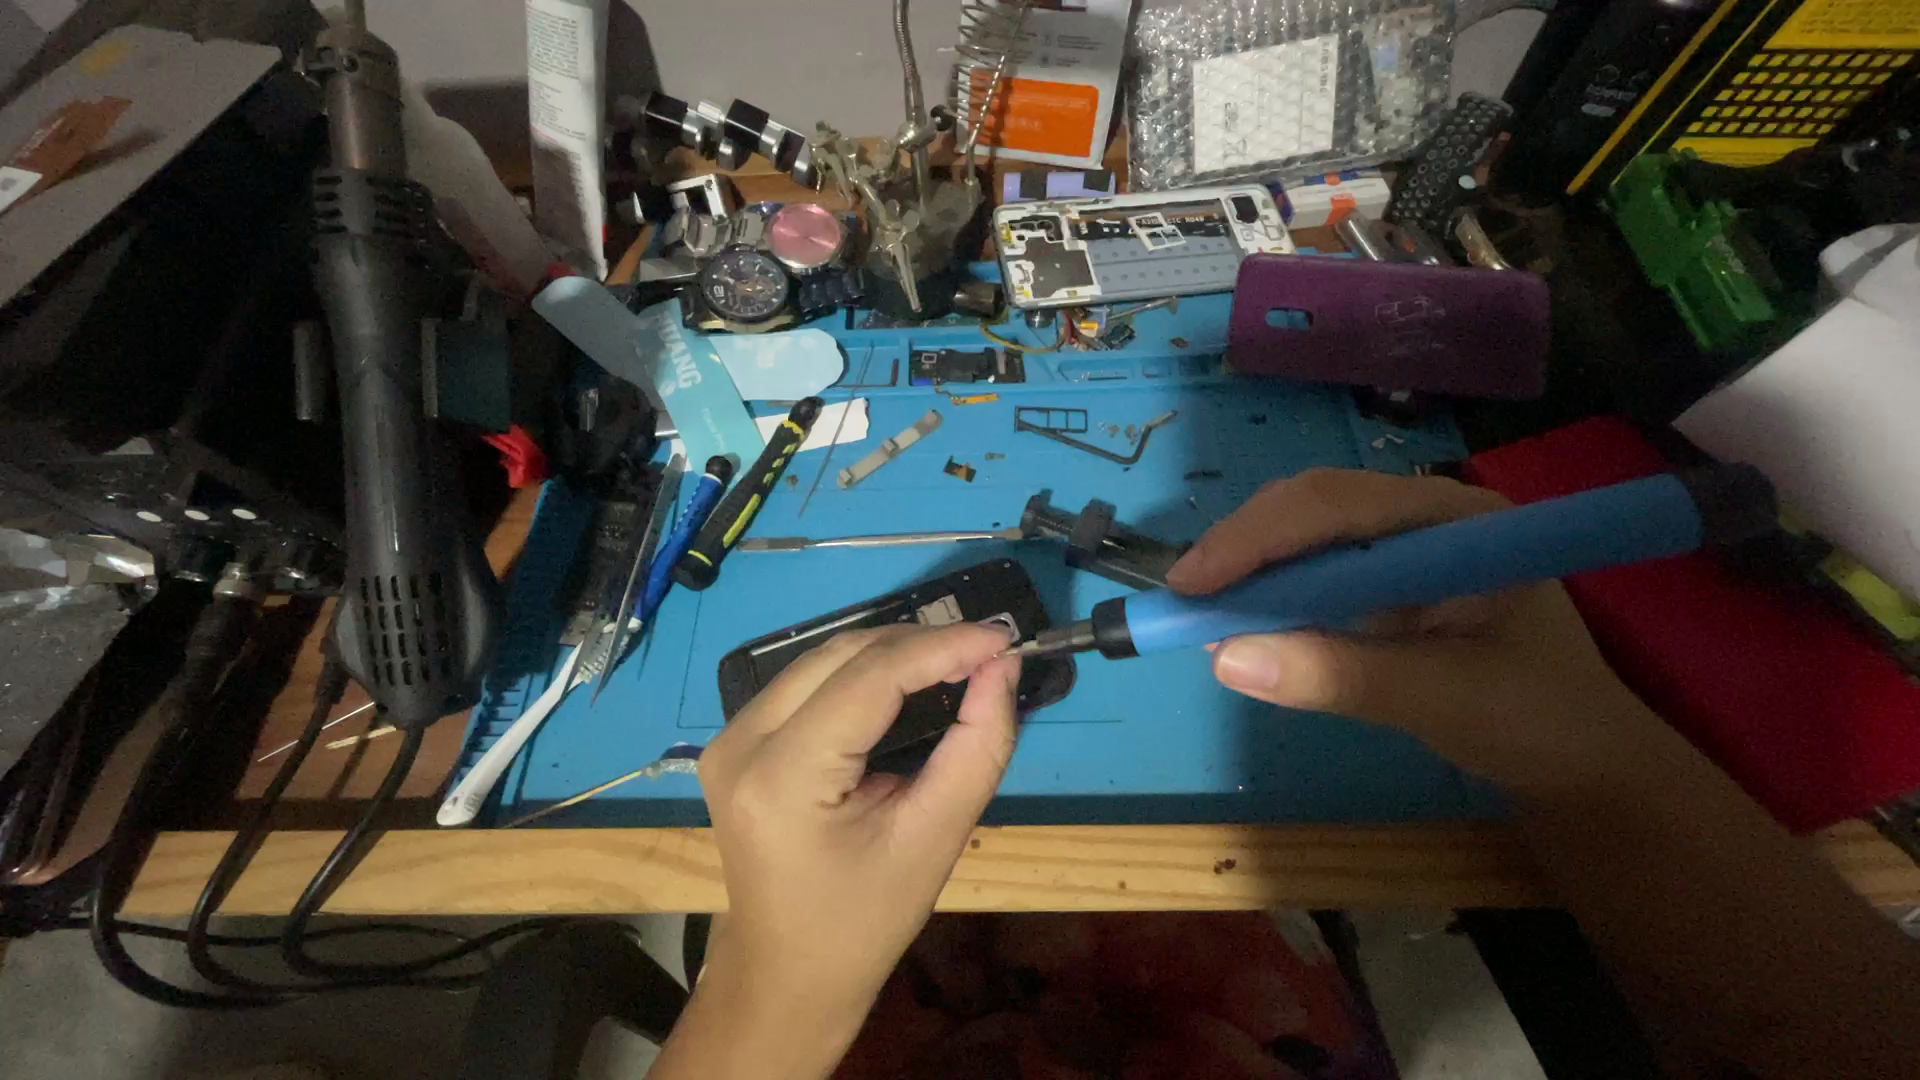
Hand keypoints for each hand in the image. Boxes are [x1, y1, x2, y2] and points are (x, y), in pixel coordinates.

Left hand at [680, 623, 1020, 1075]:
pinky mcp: (737, 738)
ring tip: (957, 658)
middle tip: (986, 650)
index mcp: (782, 777)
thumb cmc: (865, 919)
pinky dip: (867, 669)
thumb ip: (977, 747)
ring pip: (824, 658)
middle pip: (842, 656)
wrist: (787, 972)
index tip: (1003, 638)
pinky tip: (910, 676)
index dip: (941, 647)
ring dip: (895, 650)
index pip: (869, 679)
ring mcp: (730, 737)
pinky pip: (810, 679)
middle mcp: (741, 743)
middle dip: (921, 642)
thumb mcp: (936, 839)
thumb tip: (1000, 668)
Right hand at [1166, 468, 1663, 791]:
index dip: (1256, 537)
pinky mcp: (1377, 578)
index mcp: (1456, 521)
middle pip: (1307, 506)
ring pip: (1297, 534)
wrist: (1578, 760)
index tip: (1191, 585)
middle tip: (1182, 600)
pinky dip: (1263, 594)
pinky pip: (1304, 570)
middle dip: (1240, 548)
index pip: (1337, 504)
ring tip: (1197, 610)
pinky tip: (1236, 619)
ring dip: (1244, 569)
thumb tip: (1223, 659)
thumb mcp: (1443, 701)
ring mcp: (1397, 545)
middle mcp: (1421, 515)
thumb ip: (1340, 676)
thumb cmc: (1537, 722)